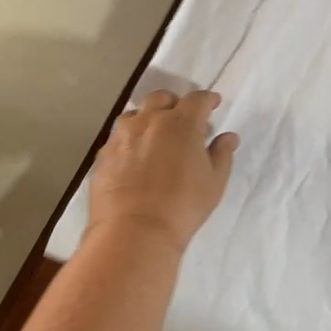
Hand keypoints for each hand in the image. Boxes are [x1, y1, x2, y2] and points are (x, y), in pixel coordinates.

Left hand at [87, 89, 237, 253]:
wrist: (134, 232)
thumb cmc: (183, 205)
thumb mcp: (215, 181)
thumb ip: (222, 154)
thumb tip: (227, 137)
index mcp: (182, 123)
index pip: (197, 99)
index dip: (208, 99)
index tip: (213, 105)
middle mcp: (150, 122)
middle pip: (161, 98)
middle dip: (174, 104)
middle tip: (182, 121)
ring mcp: (122, 137)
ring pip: (134, 115)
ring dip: (147, 119)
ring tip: (154, 138)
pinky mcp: (103, 156)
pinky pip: (118, 138)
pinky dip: (129, 141)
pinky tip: (135, 159)